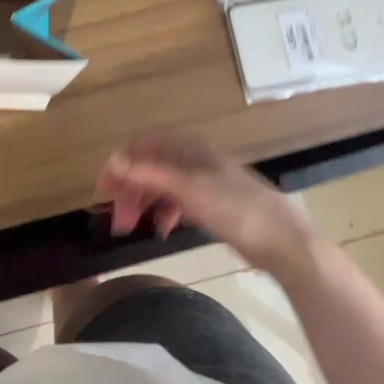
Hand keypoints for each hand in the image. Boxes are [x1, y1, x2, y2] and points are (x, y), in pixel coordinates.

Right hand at [98, 128, 313, 276]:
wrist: (281, 238)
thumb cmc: (234, 208)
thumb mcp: (187, 189)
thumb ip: (149, 174)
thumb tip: (113, 161)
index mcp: (188, 149)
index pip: (142, 145)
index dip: (120, 164)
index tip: (103, 190)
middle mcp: (193, 160)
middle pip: (149, 167)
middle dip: (130, 189)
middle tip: (116, 219)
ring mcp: (203, 182)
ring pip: (162, 186)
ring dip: (143, 203)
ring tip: (131, 228)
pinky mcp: (212, 204)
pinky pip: (177, 202)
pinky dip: (165, 213)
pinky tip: (162, 230)